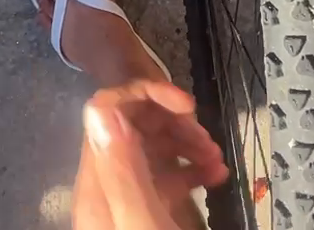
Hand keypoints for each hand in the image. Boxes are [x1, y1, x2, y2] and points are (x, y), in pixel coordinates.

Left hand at [72, 79, 227, 229]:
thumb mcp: (141, 220)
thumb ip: (121, 167)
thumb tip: (101, 106)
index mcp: (96, 183)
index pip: (108, 112)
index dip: (148, 96)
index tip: (188, 106)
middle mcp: (104, 185)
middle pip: (133, 127)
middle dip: (174, 123)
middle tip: (208, 139)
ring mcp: (122, 199)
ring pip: (151, 150)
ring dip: (186, 145)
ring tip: (217, 158)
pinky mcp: (142, 213)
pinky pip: (161, 177)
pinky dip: (187, 170)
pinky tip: (214, 175)